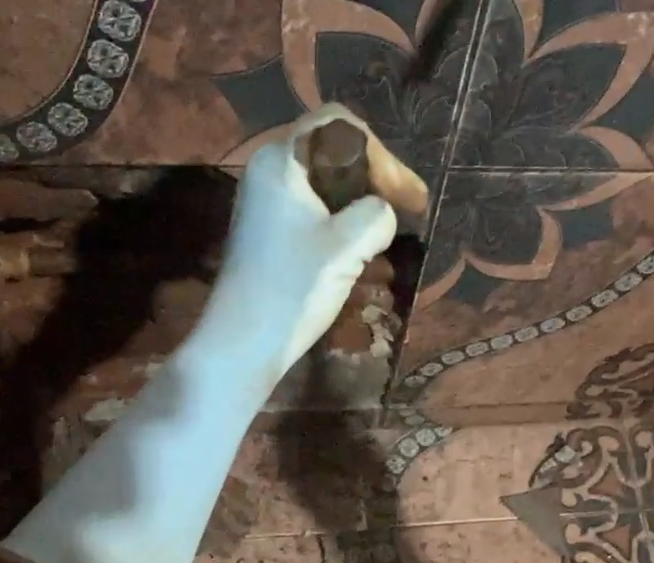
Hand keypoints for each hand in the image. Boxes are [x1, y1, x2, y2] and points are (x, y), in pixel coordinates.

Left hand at [198, 106, 398, 388]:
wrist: (244, 345)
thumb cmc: (293, 289)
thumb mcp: (347, 245)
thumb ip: (376, 214)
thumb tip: (383, 214)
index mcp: (281, 161)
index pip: (340, 127)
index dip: (382, 156)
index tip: (407, 198)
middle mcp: (269, 173)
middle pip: (333, 155)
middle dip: (375, 180)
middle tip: (409, 210)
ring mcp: (266, 207)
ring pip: (326, 189)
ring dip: (361, 207)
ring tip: (389, 235)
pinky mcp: (269, 237)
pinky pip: (314, 215)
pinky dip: (343, 227)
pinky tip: (363, 254)